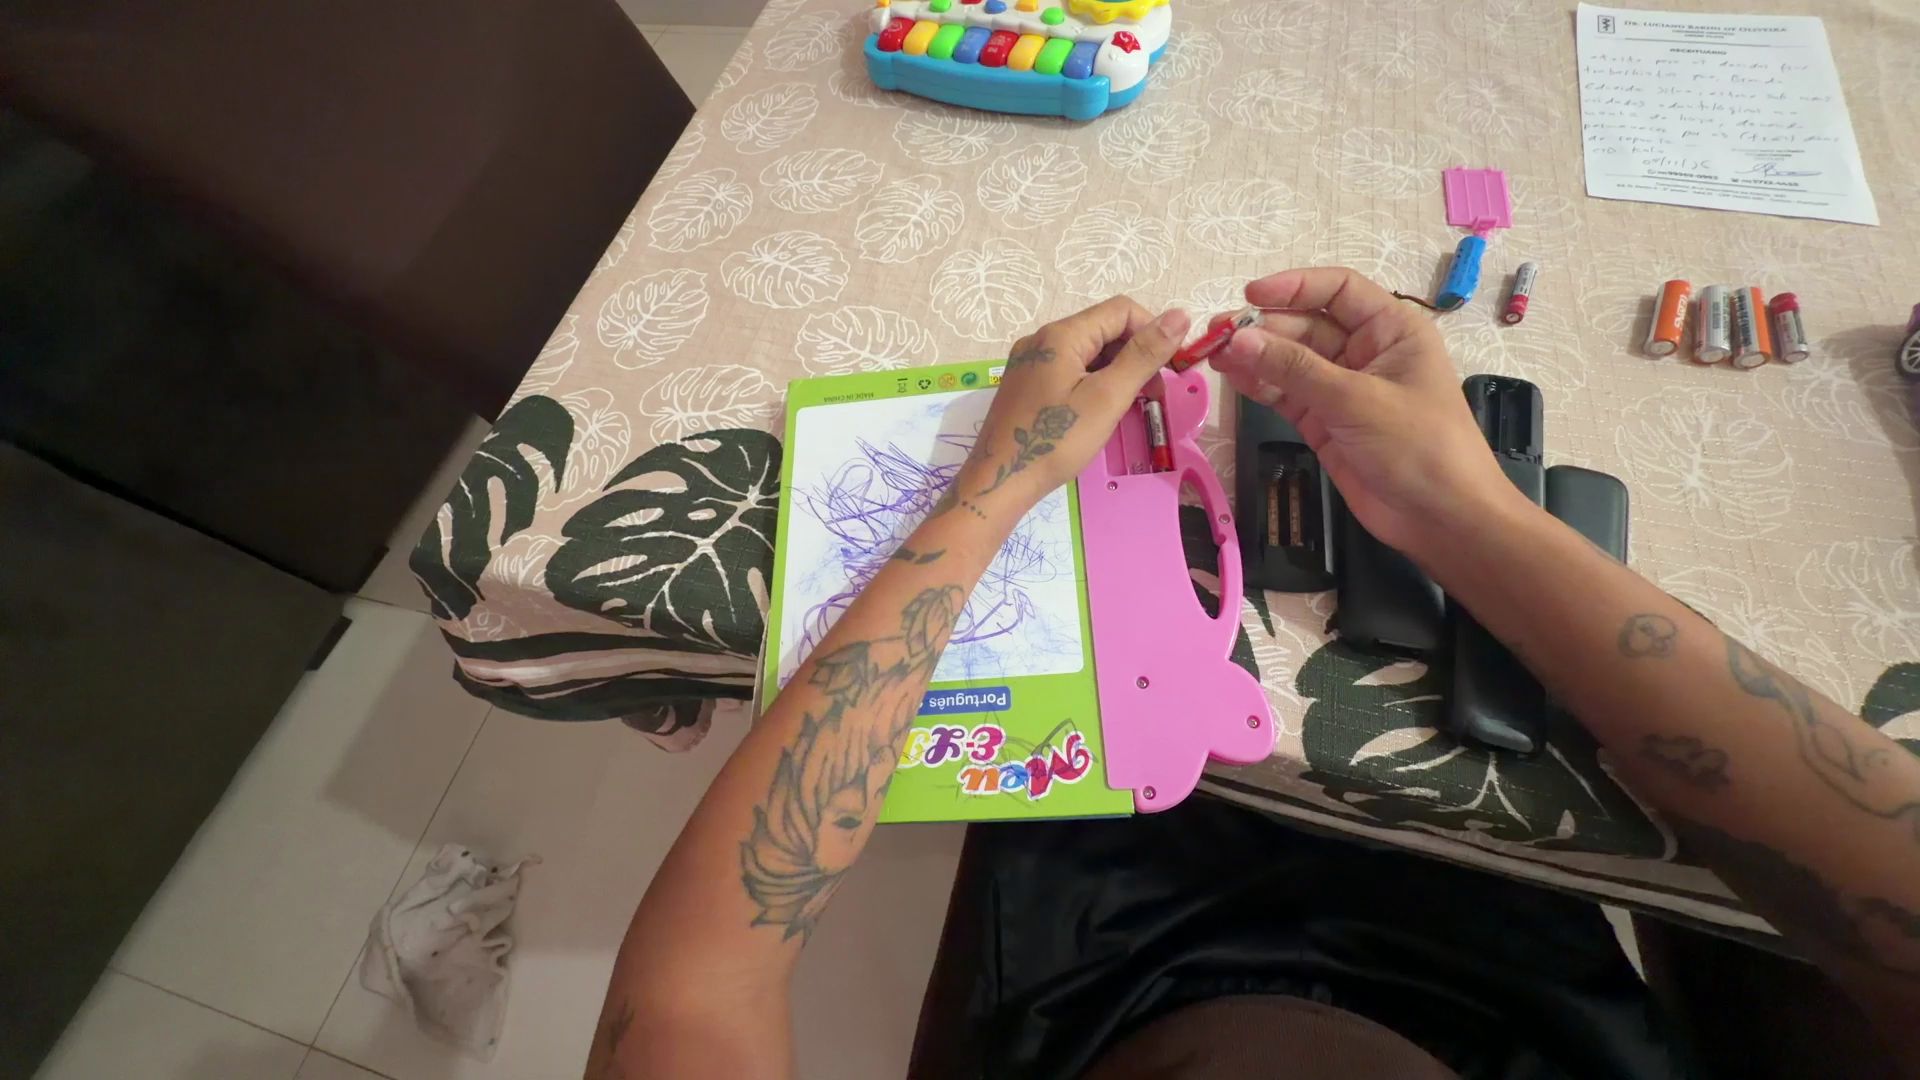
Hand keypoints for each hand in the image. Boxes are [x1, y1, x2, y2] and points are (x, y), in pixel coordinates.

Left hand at [937, 297, 1189, 524]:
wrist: (1001, 481)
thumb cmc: (1056, 440)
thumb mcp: (1107, 397)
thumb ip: (1143, 355)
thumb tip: (1180, 314)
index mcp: (1061, 335)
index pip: (1121, 310)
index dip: (1153, 332)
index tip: (1168, 370)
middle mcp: (1041, 339)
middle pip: (1103, 329)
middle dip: (1135, 354)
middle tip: (1153, 395)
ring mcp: (1029, 362)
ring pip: (1086, 352)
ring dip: (1116, 371)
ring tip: (1130, 405)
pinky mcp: (1025, 384)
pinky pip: (1068, 370)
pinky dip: (1092, 382)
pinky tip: (1100, 410)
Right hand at [1209, 267, 1518, 558]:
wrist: (1438, 516)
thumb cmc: (1417, 446)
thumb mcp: (1355, 399)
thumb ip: (1293, 369)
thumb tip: (1238, 339)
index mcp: (1391, 330)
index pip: (1338, 290)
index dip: (1294, 287)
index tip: (1249, 295)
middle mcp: (1363, 352)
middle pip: (1304, 326)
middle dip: (1261, 328)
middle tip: (1216, 335)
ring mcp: (1339, 388)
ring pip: (1288, 361)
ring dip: (1253, 356)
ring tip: (1212, 355)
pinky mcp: (1321, 421)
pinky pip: (1283, 393)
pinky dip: (1258, 385)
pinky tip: (1231, 378)